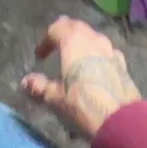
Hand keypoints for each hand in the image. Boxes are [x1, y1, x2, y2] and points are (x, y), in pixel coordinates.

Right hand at [20, 16, 143, 138]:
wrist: (120, 120)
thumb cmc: (82, 105)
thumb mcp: (55, 99)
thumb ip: (39, 87)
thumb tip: (25, 82)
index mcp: (73, 42)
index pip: (56, 28)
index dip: (46, 40)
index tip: (39, 56)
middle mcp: (92, 38)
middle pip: (76, 27)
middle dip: (64, 34)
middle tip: (56, 47)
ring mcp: (109, 49)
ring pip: (92, 36)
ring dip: (81, 42)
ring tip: (74, 58)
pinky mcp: (122, 62)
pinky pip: (105, 51)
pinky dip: (96, 54)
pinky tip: (95, 68)